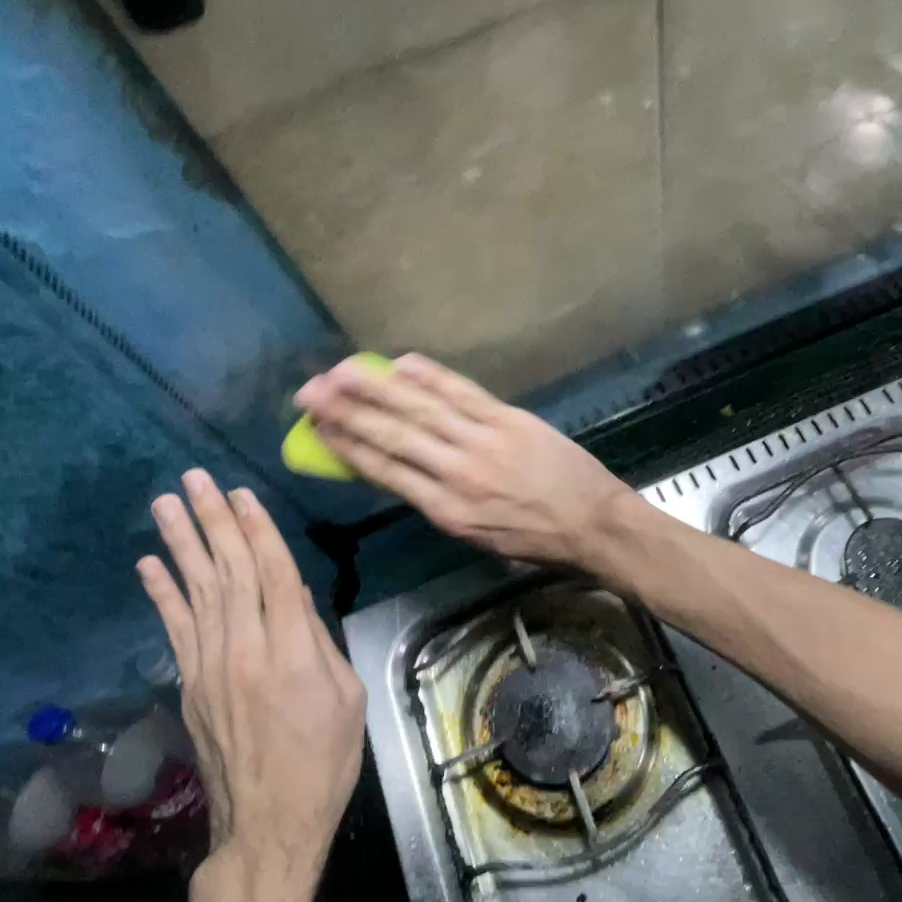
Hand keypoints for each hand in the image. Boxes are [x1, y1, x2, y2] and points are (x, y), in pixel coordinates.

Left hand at [136, 469, 364, 901]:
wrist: (270, 819)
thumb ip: (317, 638)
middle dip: (213, 520)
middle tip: (196, 478)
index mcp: (292, 650)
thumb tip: (292, 590)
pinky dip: (161, 593)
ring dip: (180, 543)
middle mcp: (246, 648)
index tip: (242, 492)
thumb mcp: (346, 694)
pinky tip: (150, 563)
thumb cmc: (325, 756)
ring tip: (166, 503)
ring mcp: (211, 665)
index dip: (256, 529)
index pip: (271, 572)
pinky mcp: (190, 684)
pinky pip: (174, 629)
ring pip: (196, 591)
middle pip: (228, 571)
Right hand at [294, 354, 639, 565]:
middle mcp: (456, 473)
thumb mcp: (477, 536)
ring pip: (420, 410)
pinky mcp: (508, 420)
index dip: (347, 445)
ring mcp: (483, 441)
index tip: (317, 427)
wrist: (591, 523)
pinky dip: (430, 377)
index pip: (385, 471)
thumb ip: (438, 502)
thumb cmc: (534, 538)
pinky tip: (402, 363)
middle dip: (347, 412)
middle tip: (310, 390)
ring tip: (342, 369)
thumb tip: (399, 472)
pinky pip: (462, 393)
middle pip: (392, 435)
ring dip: (377, 387)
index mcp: (446, 510)